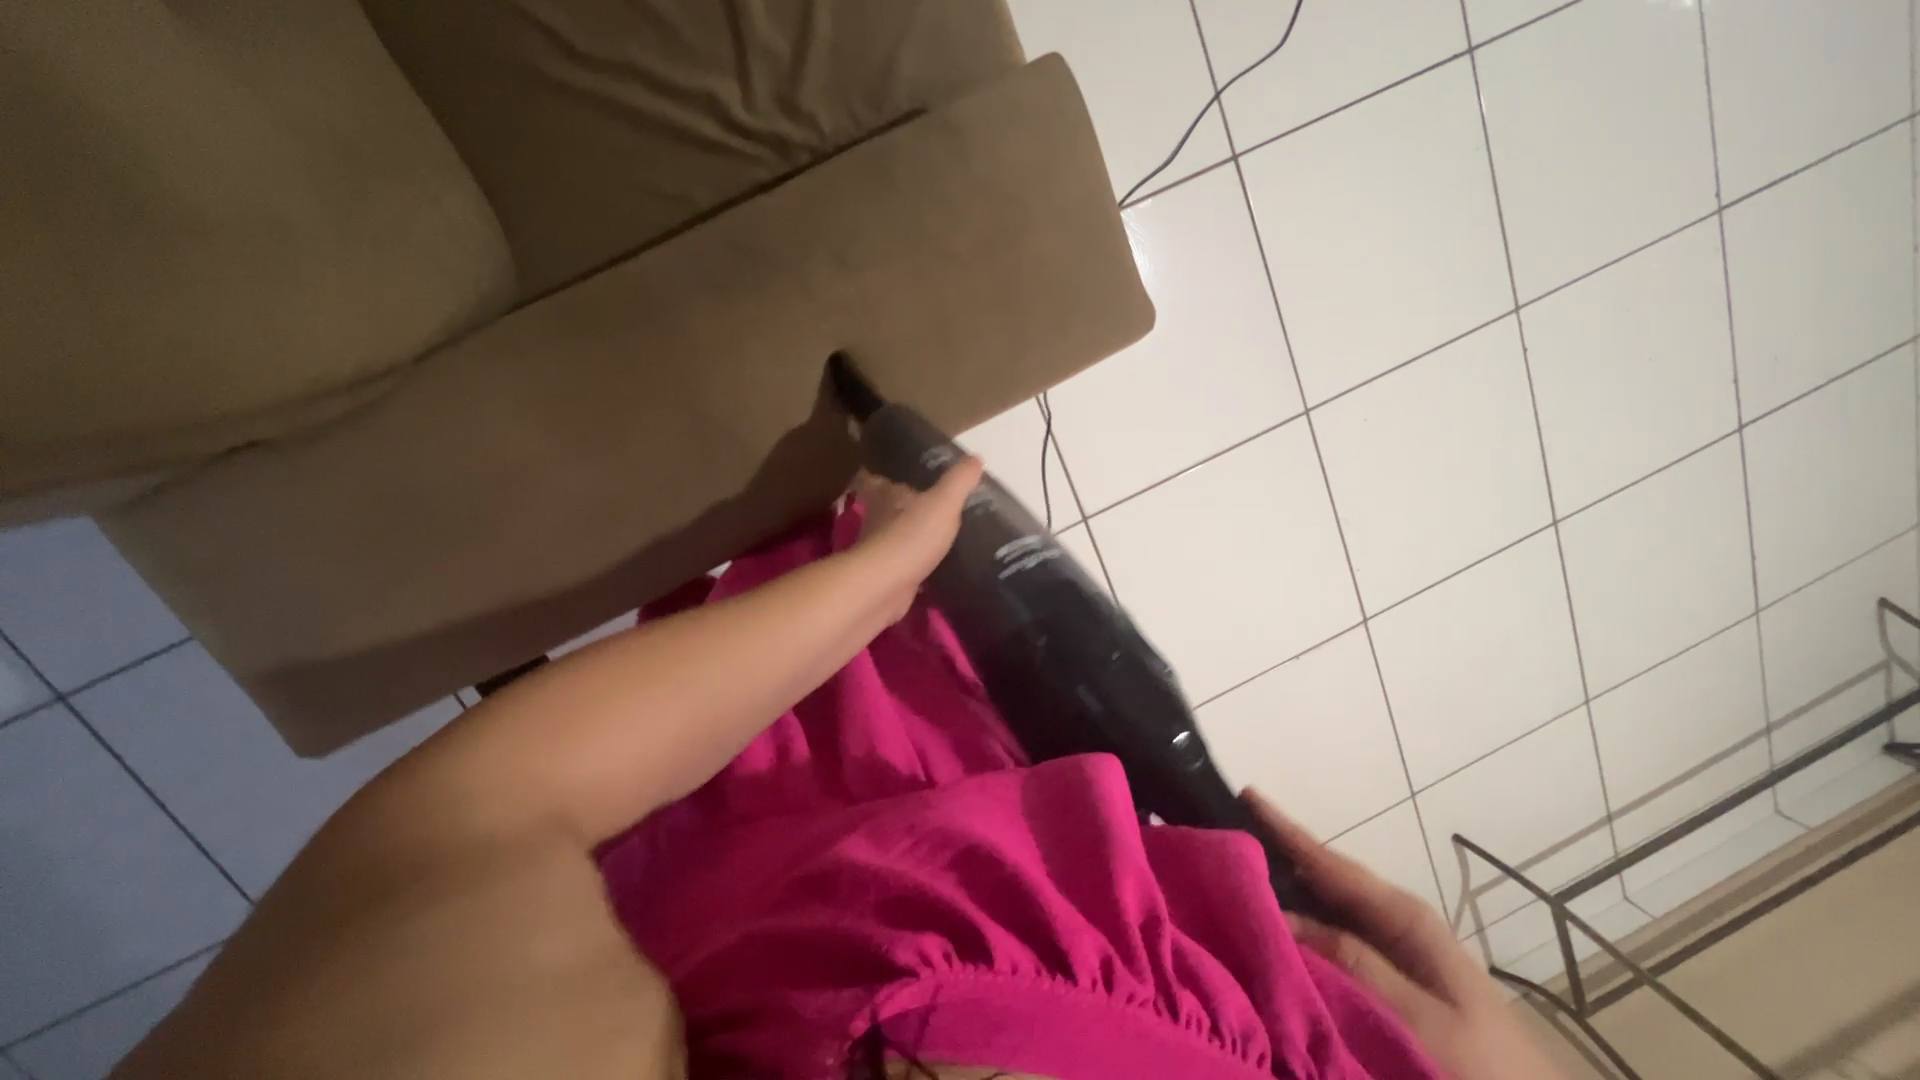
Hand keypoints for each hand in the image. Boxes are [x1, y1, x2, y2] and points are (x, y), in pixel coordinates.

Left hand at [850, 456, 983, 618]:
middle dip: (900, 506)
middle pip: (885, 508)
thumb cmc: (911, 536)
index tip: (890, 473)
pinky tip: (933, 564)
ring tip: (935, 533)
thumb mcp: (943, 502)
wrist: (885, 586)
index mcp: (887, 496)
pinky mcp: (887, 576)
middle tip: (925, 503)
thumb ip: (959, 481)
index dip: (880, 476)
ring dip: (909, 534)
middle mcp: (878, 520)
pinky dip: (915, 563)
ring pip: (894, 536)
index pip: (875, 480)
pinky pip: (903, 564)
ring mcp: (880, 550)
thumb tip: (976, 456)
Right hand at [1246, 792, 1569, 1079]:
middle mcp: (1396, 920)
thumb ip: (1354, 963)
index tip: (1247, 794)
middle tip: (1226, 826)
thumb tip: (1286, 916)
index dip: (1287, 830)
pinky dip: (1301, 918)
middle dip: (1279, 848)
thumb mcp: (1418, 1018)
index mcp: (1404, 918)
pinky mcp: (1389, 974)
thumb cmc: (1480, 1063)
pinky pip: (1333, 933)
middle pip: (1327, 874)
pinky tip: (1275, 919)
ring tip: (1238, 862)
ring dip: (1286, 882)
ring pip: (1327, 902)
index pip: (1332, 863)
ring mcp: (1395, 947)